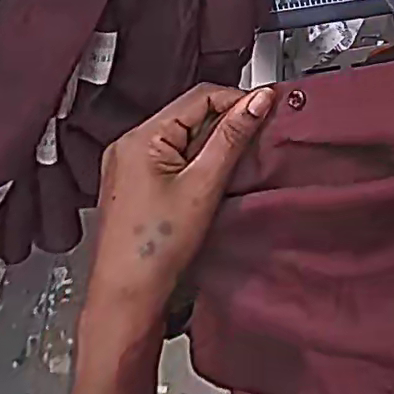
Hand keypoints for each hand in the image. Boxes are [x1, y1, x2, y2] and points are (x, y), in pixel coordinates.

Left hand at [86, 83, 274, 328]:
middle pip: (192, 112)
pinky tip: (213, 177)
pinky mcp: (137, 180)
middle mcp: (129, 143)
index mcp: (141, 137)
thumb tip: (258, 100)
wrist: (127, 298)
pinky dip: (200, 158)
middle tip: (256, 139)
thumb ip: (233, 136)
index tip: (266, 109)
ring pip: (186, 133)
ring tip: (235, 162)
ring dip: (215, 141)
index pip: (200, 96)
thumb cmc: (156, 248)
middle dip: (227, 122)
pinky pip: (175, 153)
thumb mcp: (204, 183)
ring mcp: (131, 162)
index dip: (237, 100)